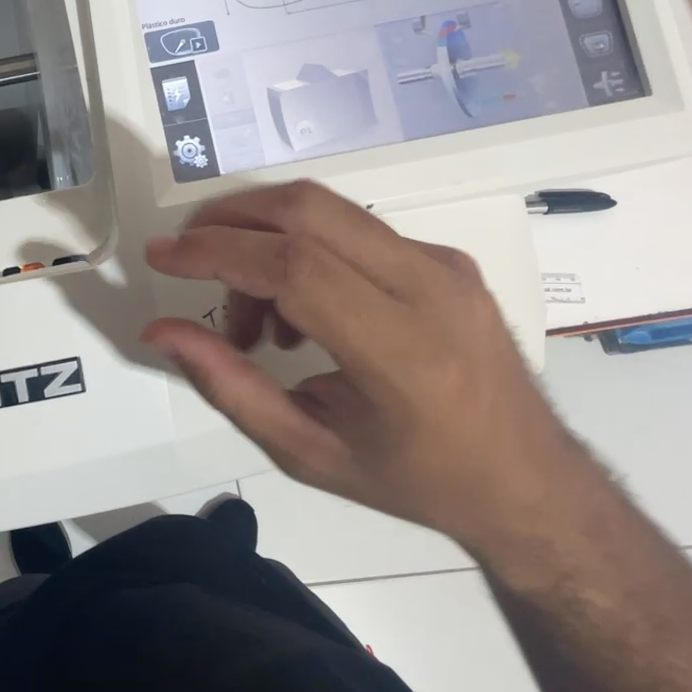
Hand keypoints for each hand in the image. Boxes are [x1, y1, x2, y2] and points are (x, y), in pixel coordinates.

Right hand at [141, 181, 588, 548]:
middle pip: (307, 210)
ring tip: (252, 322)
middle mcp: (431, 291)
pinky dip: (299, 251)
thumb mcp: (306, 452)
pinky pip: (349, 228)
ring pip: (325, 210)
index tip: (160, 255)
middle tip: (186, 256)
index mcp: (404, 353)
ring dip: (261, 241)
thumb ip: (227, 385)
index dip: (216, 251)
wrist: (531, 482)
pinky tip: (296, 311)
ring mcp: (444, 266)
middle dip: (228, 219)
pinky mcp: (445, 257)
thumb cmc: (414, 480)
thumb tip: (160, 330)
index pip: (295, 268)